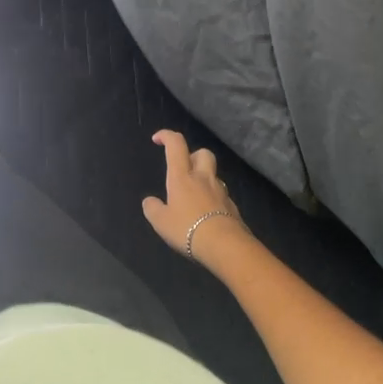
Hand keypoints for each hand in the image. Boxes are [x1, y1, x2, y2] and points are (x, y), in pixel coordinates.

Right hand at [142, 129, 253, 271]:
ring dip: (204, 178)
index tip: (157, 139)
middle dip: (193, 155)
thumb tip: (150, 201)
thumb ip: (152, 208)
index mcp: (182, 176)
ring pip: (214, 175)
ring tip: (194, 196)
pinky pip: (222, 196)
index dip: (166, 136)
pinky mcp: (232, 208)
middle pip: (203, 153)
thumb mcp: (160, 222)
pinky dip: (213, 199)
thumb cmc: (188, 229)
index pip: (176, 144)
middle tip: (183, 169)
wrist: (226, 247)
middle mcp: (203, 178)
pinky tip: (207, 214)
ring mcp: (221, 192)